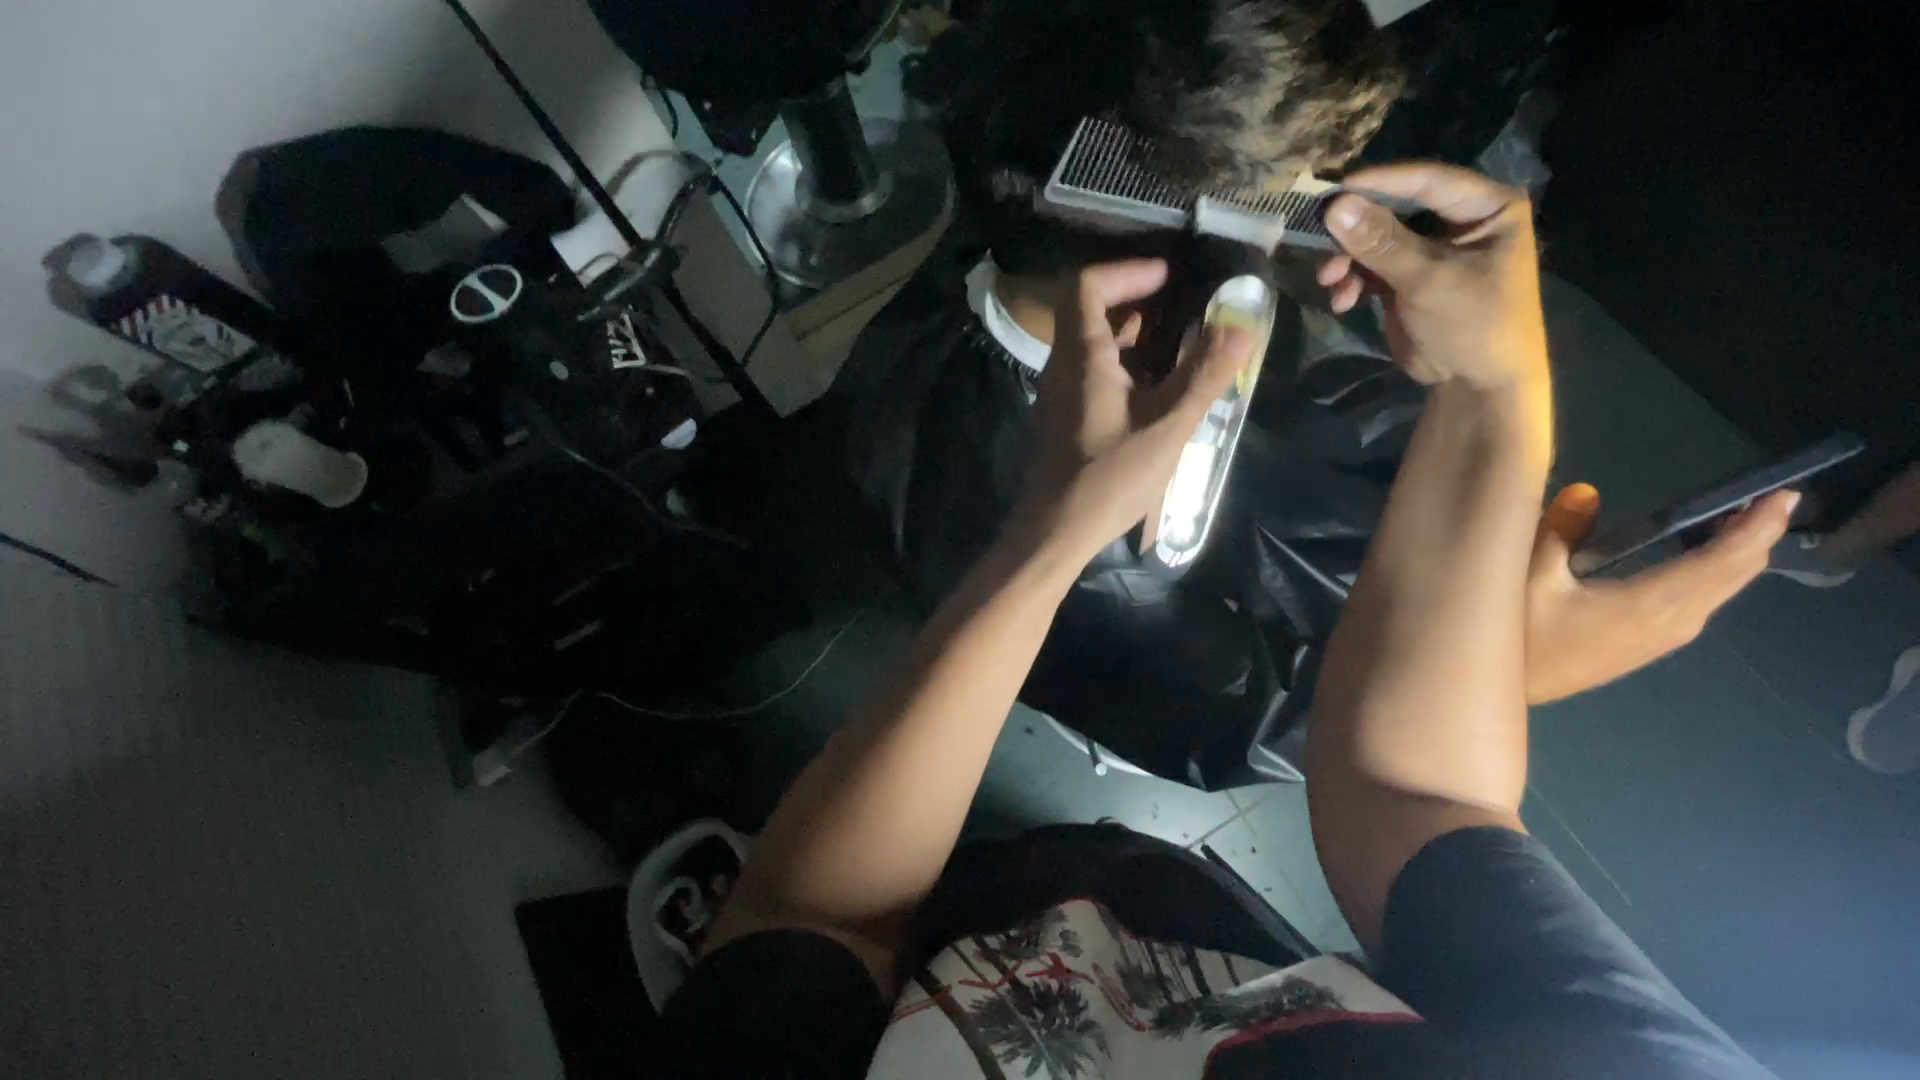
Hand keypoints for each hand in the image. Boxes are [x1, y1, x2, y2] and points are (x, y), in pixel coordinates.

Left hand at [1015, 259, 1250, 558]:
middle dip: (1132, 300)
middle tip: (1177, 305)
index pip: (1086, 286)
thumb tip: (1241, 326)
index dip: (1125, 272)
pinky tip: (1152, 390)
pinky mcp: (1061, 419)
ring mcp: (1057, 394)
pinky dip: (1119, 366)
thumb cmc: (1110, 475)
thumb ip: (1204, 374)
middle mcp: (1062, 366)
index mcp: (1082, 356)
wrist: (1056, 528)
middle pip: (1086, 312)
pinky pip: (1088, 374)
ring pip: (1088, 346)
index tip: (1165, 277)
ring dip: (1128, 336)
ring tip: (1174, 344)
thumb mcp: (1168, 425)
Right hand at [1316, 163, 1546, 388]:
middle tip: (1319, 241)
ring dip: (1348, 261)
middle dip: (1355, 231)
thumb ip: (1381, 242)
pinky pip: (1370, 269)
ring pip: (1376, 241)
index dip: (1382, 182)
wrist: (1477, 384)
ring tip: (1329, 282)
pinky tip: (1342, 302)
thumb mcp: (1428, 280)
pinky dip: (1353, 283)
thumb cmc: (1473, 324)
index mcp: (1486, 208)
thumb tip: (1335, 206)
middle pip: (1395, 210)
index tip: (1335, 188)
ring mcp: (1430, 252)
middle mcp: (1458, 222)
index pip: (1428, 181)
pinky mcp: (1407, 280)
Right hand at [1524, 483, 1795, 703]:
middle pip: (1734, 575)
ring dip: (1735, 554)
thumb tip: (1587, 492)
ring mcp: (1665, 636)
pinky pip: (1701, 600)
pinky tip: (1692, 556)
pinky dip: (1712, 572)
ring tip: (1732, 518)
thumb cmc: (1519, 632)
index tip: (1784, 493)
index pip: (1725, 558)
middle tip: (1765, 497)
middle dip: (1757, 535)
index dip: (1758, 525)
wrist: (1506, 685)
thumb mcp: (1529, 575)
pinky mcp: (1649, 643)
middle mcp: (1674, 621)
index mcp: (1653, 602)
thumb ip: (1560, 531)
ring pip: (1721, 589)